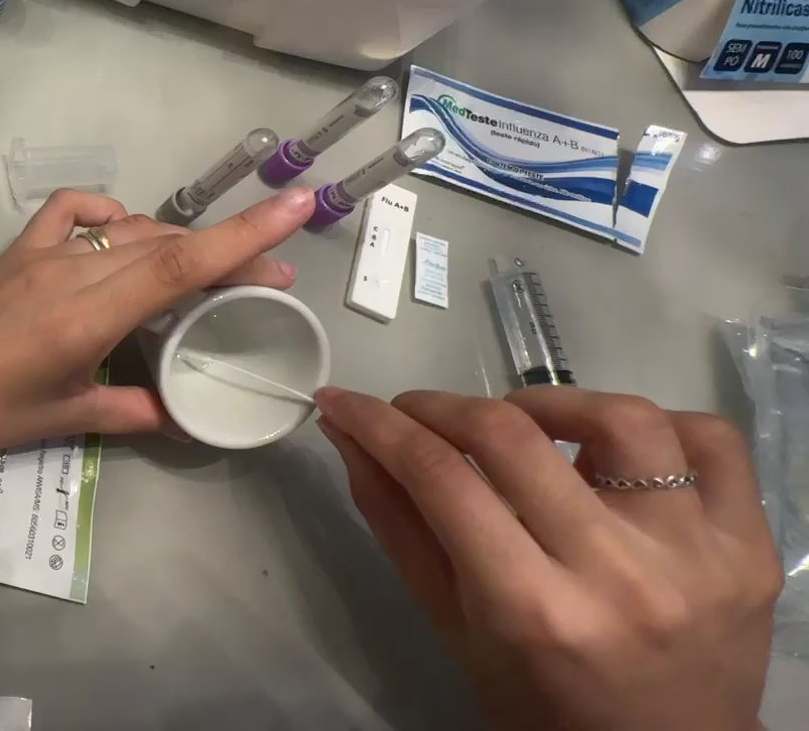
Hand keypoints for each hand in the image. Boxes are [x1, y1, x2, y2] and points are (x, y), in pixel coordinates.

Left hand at [0, 186, 314, 458]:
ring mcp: (38, 254)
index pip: (181, 265)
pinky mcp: (15, 251)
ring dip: (174, 241)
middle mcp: (69, 271)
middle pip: (165, 245)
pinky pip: (68, 212)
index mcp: (87, 315)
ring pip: (126, 231)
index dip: (246, 235)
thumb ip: (129, 410)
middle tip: (271, 279)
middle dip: (227, 253)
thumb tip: (179, 414)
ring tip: (207, 267)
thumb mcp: (62, 418)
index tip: (298, 206)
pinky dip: (105, 213)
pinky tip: (119, 230)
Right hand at [317, 386, 781, 730]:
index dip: (374, 422)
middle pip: (508, 435)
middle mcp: (620, 575)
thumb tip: (345, 428)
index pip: (435, 473)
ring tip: (515, 425)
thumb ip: (390, 512)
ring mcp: (701, 559)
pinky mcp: (752, 549)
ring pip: (619, 420)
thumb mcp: (442, 611)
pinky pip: (714, 443)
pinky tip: (602, 447)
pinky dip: (650, 424)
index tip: (339, 400)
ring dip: (543, 402)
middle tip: (411, 414)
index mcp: (531, 606)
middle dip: (434, 405)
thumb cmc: (531, 692)